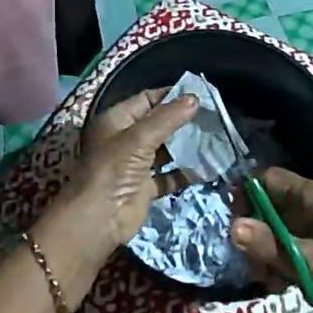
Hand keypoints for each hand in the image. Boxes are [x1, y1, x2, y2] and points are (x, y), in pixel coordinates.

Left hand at [54, 89, 196, 254]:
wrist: (98, 219)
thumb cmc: (114, 169)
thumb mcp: (140, 137)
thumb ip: (168, 117)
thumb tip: (195, 98)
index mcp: (117, 120)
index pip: (146, 99)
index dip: (170, 95)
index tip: (199, 94)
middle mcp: (126, 139)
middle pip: (158, 124)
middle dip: (183, 120)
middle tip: (212, 115)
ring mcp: (135, 164)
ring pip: (165, 149)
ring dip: (186, 145)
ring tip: (214, 137)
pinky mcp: (145, 187)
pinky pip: (169, 175)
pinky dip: (185, 172)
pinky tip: (207, 166)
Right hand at [230, 167, 312, 312]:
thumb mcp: (312, 263)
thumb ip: (272, 246)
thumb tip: (233, 229)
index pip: (267, 179)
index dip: (246, 198)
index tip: (235, 229)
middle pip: (272, 204)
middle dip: (257, 234)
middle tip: (253, 267)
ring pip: (282, 226)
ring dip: (271, 251)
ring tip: (271, 283)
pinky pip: (296, 239)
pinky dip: (286, 258)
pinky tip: (286, 284)